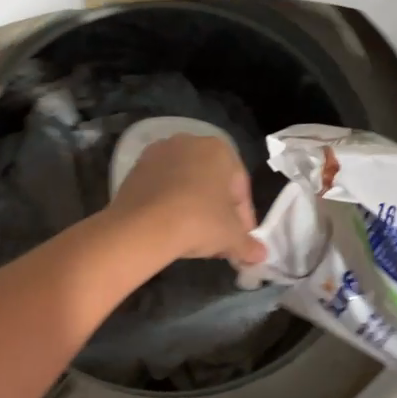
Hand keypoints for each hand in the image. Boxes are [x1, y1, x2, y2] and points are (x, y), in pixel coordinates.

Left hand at [106, 134, 266, 264]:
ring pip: (185, 183)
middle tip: (218, 240)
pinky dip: (169, 204)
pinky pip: (161, 188)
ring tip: (193, 236)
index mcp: (219, 149)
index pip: (240, 187)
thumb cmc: (199, 221)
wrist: (143, 226)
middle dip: (217, 211)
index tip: (241, 239)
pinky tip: (169, 227)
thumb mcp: (231, 237)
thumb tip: (261, 255)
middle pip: (212, 182)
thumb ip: (248, 244)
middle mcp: (189, 142)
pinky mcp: (135, 168)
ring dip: (193, 206)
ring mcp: (159, 153)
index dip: (244, 218)